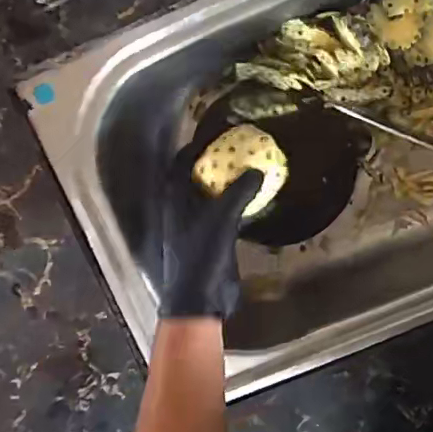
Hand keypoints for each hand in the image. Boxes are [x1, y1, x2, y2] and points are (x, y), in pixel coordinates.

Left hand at [156, 136, 264, 319]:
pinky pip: (222, 210)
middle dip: (214, 160)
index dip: (196, 145)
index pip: (181, 162)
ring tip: (247, 167)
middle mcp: (180, 208)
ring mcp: (193, 224)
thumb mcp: (222, 218)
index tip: (217, 133)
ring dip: (225, 180)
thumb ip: (239, 192)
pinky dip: (234, 200)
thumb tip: (257, 171)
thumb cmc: (202, 254)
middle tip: (237, 148)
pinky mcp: (209, 238)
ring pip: (209, 193)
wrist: (200, 298)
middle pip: (195, 175)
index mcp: (175, 199)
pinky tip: (252, 197)